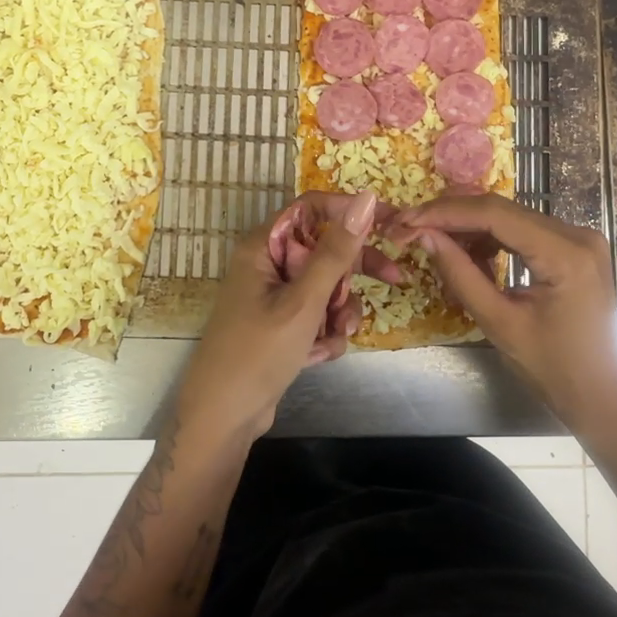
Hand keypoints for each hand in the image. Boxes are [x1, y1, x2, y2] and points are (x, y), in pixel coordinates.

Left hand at [174, 191, 384, 442]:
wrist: (224, 417)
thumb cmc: (258, 352)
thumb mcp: (304, 301)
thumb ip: (336, 251)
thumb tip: (366, 199)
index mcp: (263, 247)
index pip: (311, 208)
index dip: (350, 210)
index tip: (389, 221)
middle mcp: (267, 265)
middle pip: (324, 249)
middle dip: (351, 273)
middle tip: (393, 280)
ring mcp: (273, 297)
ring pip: (326, 287)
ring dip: (338, 311)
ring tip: (333, 334)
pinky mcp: (281, 325)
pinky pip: (317, 316)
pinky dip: (324, 334)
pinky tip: (317, 356)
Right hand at [388, 193, 616, 412]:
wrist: (598, 393)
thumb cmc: (551, 367)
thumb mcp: (499, 322)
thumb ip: (461, 275)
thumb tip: (424, 236)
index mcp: (566, 254)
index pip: (496, 215)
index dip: (446, 212)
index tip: (408, 219)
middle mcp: (578, 235)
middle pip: (503, 210)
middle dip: (453, 216)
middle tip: (411, 227)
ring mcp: (579, 239)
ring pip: (511, 217)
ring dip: (470, 227)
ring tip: (434, 242)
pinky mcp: (574, 248)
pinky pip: (524, 231)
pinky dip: (492, 239)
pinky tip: (468, 254)